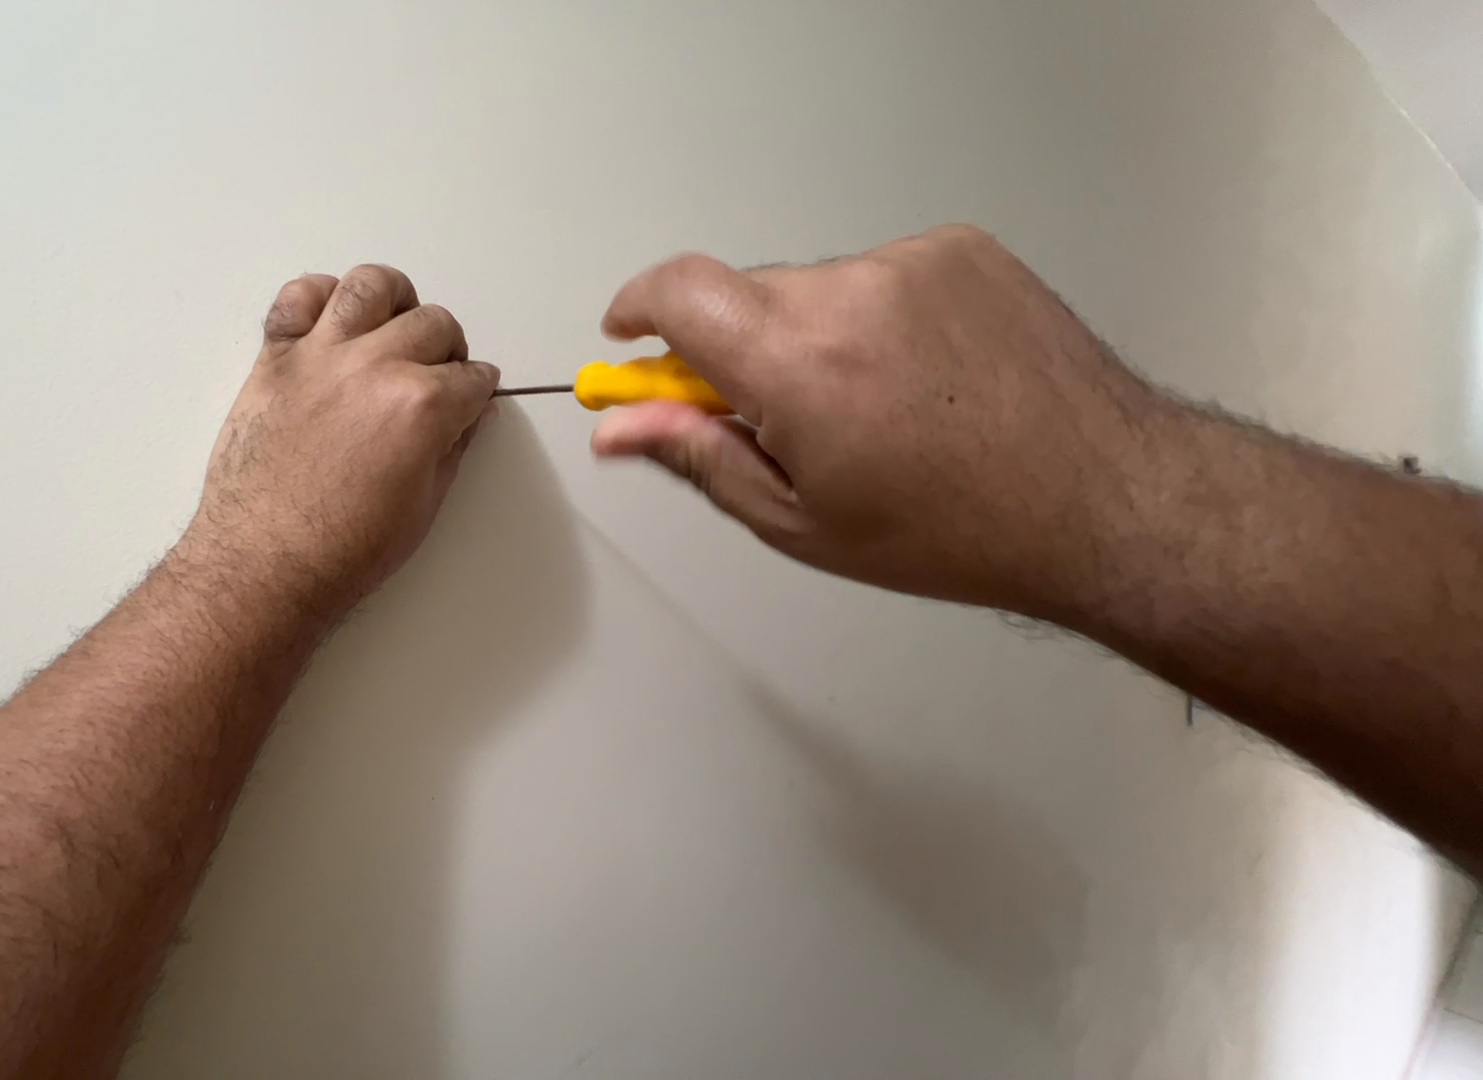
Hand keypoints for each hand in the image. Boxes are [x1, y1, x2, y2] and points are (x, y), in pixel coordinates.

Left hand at [176, 265, 497, 622]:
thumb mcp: (424, 505)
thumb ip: (453, 448)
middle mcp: (377, 366)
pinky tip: (333, 324)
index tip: (475, 395)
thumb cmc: (349, 548)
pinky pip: (297, 296)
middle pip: (434, 324)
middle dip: (449, 348)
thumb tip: (470, 415)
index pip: (473, 378)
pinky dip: (319, 297)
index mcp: (423, 407)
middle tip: (441, 372)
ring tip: (393, 327)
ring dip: (395, 301)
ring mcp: (322, 355)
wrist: (266, 562)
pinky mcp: (275, 358)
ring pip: (371, 286)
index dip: (479, 389)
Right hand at [592, 225, 1173, 618]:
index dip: (638, 307)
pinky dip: (858, 319)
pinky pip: (868, 277)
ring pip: (804, 289)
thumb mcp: (795, 518)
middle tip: (765, 415)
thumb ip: (695, 456)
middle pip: (739, 294)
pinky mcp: (961, 248)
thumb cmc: (942, 532)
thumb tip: (614, 426)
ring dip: (798, 338)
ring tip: (860, 408)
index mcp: (801, 364)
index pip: (679, 291)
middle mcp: (852, 290)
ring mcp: (914, 260)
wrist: (1105, 500)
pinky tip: (907, 378)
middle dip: (726, 348)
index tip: (628, 337)